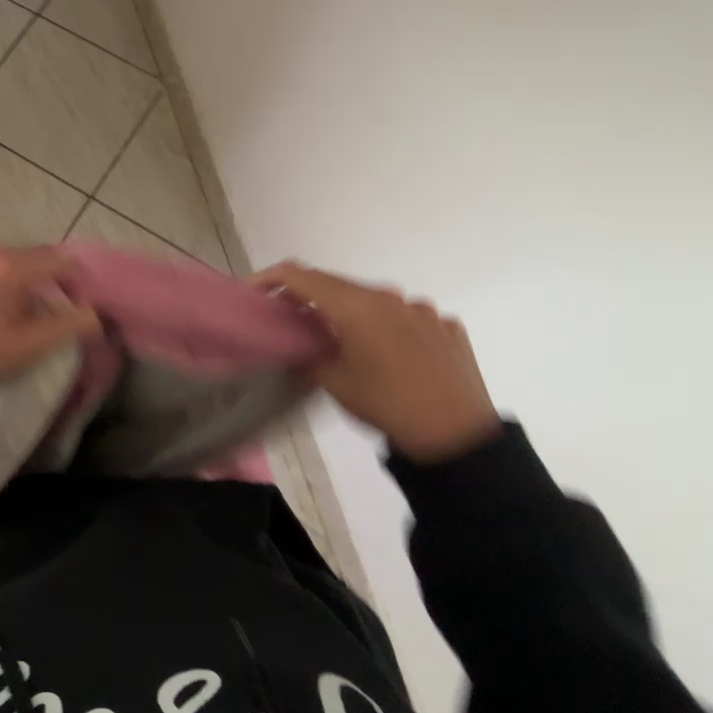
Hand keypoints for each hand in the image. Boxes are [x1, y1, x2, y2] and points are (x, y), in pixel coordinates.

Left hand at [0, 238, 100, 426]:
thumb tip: (95, 314)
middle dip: (41, 283)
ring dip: (17, 279)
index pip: (57, 261)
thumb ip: (69, 325)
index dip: (72, 283)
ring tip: (11, 313)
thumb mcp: (29, 345)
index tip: (72, 308)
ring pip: (6, 258)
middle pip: (30, 258)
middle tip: (39, 316)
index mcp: (4, 264)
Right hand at [254, 261, 500, 462]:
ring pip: (373, 300)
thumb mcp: (332, 381)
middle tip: (292, 317)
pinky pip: (405, 316)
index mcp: (356, 306)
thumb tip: (302, 339)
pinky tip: (388, 353)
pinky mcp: (446, 326)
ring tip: (345, 341)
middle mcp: (389, 297)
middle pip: (336, 284)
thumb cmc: (386, 405)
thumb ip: (309, 350)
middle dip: (309, 297)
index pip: (301, 275)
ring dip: (350, 312)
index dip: (270, 277)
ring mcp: (423, 309)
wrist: (458, 437)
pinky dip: (386, 326)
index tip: (254, 291)